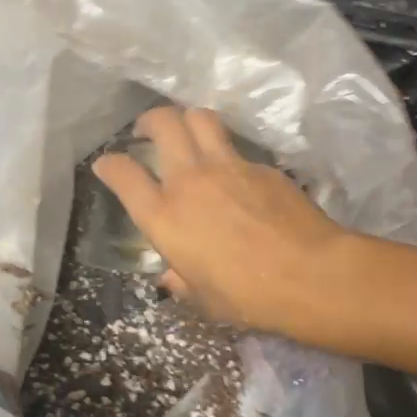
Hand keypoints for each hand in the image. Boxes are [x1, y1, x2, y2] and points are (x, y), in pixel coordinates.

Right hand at [91, 106, 354, 330]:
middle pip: (162, 124)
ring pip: (200, 118)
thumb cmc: (248, 296)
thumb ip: (182, 281)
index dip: (109, 165)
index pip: (123, 175)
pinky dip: (228, 153)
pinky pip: (237, 148)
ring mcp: (229, 166)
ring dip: (187, 119)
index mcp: (165, 216)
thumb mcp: (204, 298)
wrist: (309, 273)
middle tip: (148, 131)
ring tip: (188, 133)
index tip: (107, 164)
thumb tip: (172, 276)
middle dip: (149, 121)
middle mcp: (190, 180)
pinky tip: (236, 175)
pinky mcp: (262, 166)